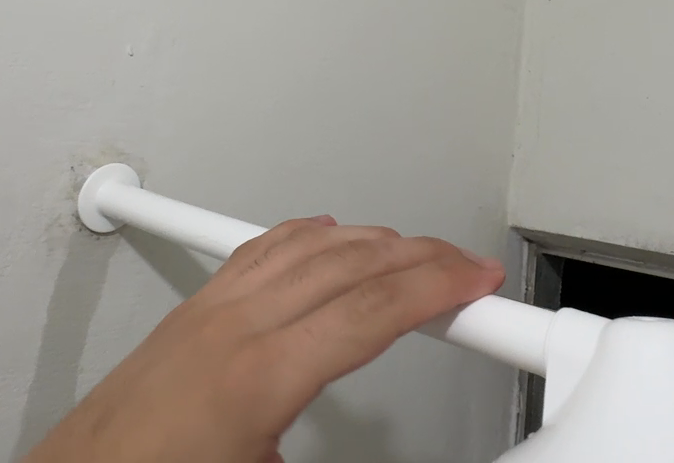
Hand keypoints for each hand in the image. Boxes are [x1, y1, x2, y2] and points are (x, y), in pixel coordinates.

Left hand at [26, 216, 504, 462]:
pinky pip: (264, 246)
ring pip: (312, 245)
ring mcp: (214, 307)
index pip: (372, 310)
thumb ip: (330, 449)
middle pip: (352, 263)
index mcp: (259, 378)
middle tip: (464, 266)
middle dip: (420, 256)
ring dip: (374, 239)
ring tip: (416, 251)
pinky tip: (330, 232)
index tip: (476, 283)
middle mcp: (238, 325)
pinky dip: (311, 233)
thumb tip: (376, 446)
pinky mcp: (196, 307)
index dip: (436, 288)